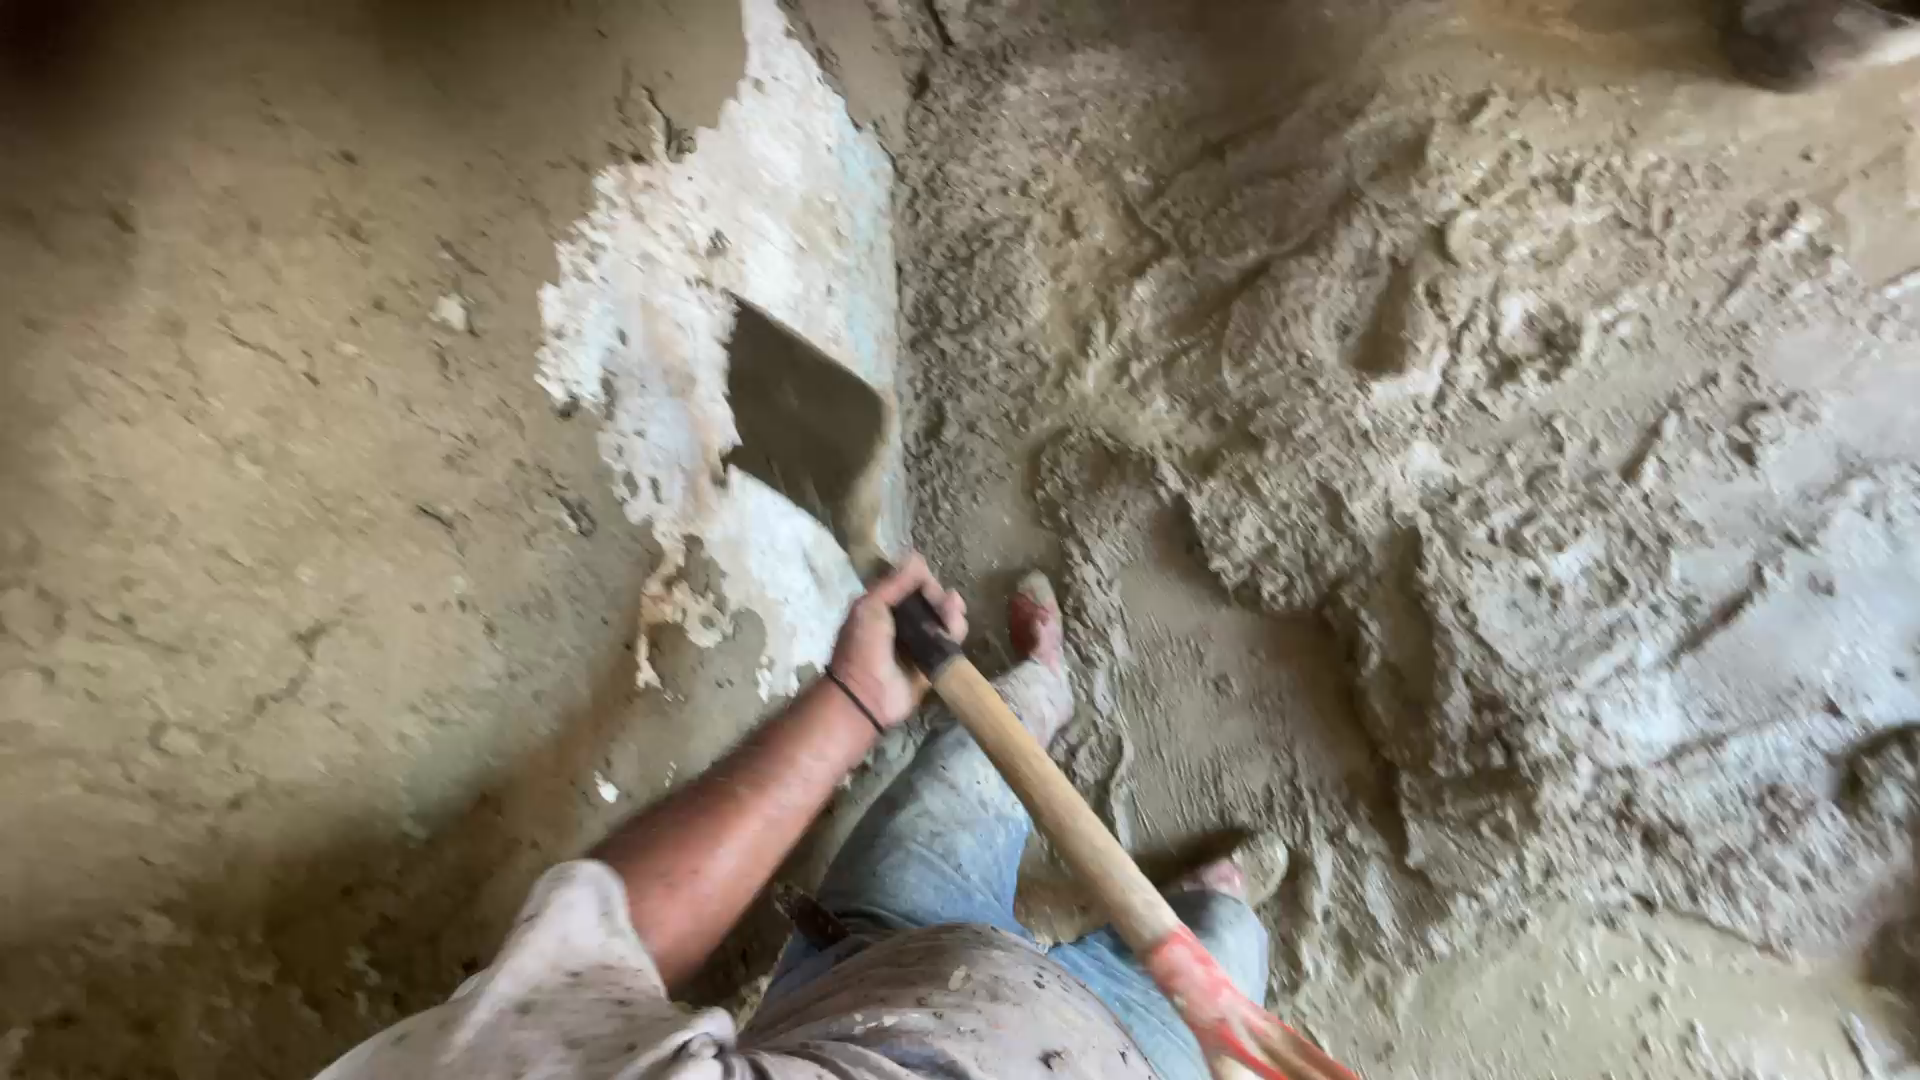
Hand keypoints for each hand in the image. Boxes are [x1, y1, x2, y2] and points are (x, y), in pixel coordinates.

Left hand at [828, 554, 966, 727]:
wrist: (866, 694)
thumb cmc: (862, 646)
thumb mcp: (871, 606)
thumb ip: (895, 583)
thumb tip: (917, 556)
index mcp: (885, 607)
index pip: (911, 586)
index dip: (922, 581)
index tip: (926, 581)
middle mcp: (904, 623)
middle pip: (932, 601)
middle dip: (940, 596)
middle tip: (942, 601)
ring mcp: (920, 643)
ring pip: (945, 619)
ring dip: (951, 611)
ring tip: (952, 610)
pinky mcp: (935, 661)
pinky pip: (951, 641)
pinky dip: (956, 629)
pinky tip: (956, 623)